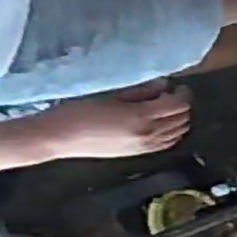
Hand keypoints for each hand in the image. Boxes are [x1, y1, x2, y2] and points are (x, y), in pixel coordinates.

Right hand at [32, 85, 191, 159]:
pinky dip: (175, 132)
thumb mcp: (108, 97)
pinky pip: (171, 141)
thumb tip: (164, 84)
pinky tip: (165, 125)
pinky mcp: (143, 152)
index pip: (178, 104)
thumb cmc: (75, 114)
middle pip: (182, 117)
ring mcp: (149, 144)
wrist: (54, 138)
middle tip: (171, 97)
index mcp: (142, 116)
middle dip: (181, 105)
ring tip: (167, 110)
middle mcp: (151, 131)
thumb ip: (140, 92)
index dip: (182, 94)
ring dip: (179, 118)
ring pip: (180, 130)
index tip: (178, 88)